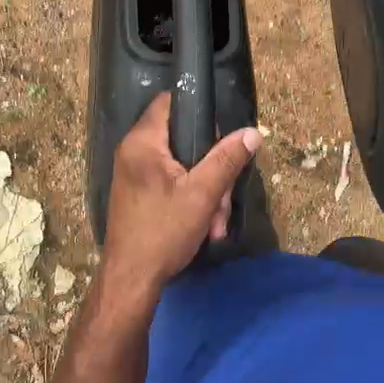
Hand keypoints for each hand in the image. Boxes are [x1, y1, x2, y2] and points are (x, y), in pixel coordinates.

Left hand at [101, 93, 261, 291]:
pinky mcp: (140, 196)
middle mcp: (134, 153)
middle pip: (183, 140)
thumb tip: (251, 133)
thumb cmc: (163, 231)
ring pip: (183, 168)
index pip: (169, 102)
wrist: (131, 280)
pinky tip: (206, 228)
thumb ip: (226, 160)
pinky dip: (193, 202)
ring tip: (216, 223)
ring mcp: (135, 176)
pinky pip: (173, 185)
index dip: (198, 111)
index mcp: (142, 143)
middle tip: (224, 198)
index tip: (220, 134)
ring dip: (207, 193)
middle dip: (212, 170)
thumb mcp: (202, 194)